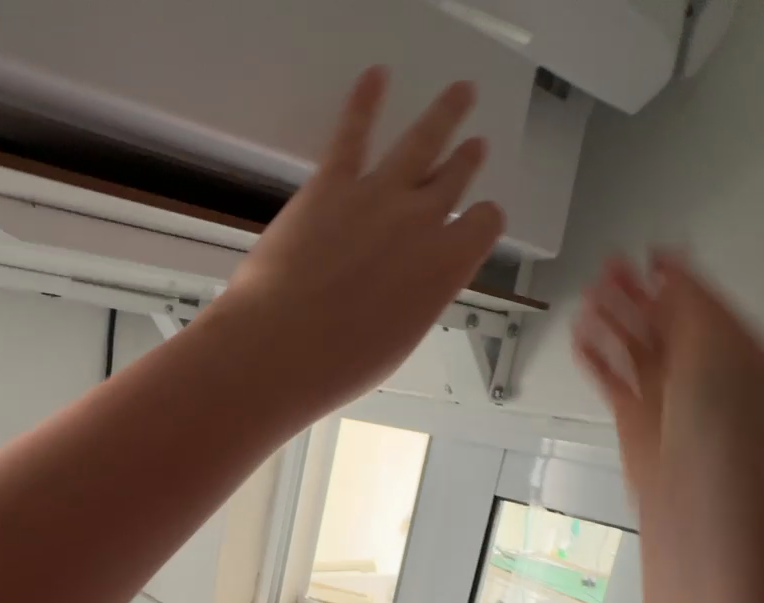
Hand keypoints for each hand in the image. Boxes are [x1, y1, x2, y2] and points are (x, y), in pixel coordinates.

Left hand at [203, 68, 505, 419]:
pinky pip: (353, 133)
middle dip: (466, 162)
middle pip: (455, 178)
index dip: (479, 220)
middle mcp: (422, 221)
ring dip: (444, 114)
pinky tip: (374, 79)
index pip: (482, 225)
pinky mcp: (330, 186)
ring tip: (458, 94)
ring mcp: (378, 197)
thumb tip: (402, 296)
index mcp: (446, 266)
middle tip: (473, 147)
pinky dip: (365, 101)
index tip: (476, 218)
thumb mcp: (393, 344)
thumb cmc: (335, 363)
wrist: (281, 349)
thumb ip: (410, 304)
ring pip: (422, 141)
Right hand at [573, 253, 763, 504]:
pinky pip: (610, 376)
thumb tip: (670, 270)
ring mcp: (665, 390)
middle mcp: (700, 365)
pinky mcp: (635, 414)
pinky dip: (595, 357)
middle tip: (610, 268)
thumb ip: (690, 304)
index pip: (698, 297)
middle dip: (634, 291)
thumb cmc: (720, 430)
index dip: (673, 273)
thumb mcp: (714, 347)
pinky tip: (583, 339)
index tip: (652, 252)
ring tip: (589, 297)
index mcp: (731, 345)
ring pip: (632, 344)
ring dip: (610, 319)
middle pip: (660, 317)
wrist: (694, 489)